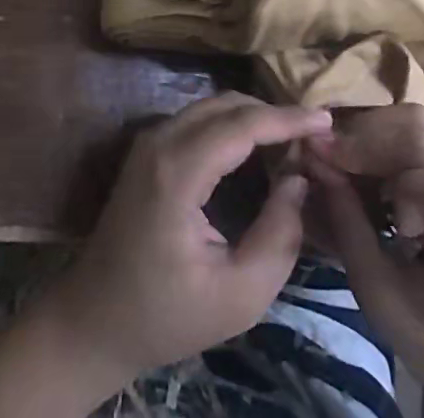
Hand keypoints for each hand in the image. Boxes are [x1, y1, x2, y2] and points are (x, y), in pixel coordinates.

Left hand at [40, 93, 331, 378]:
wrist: (94, 319)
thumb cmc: (167, 316)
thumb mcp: (241, 295)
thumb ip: (280, 234)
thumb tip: (299, 179)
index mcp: (177, 174)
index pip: (242, 124)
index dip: (289, 119)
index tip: (329, 122)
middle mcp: (159, 143)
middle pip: (228, 104)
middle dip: (275, 114)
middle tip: (316, 138)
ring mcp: (148, 142)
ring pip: (213, 106)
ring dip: (255, 117)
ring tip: (295, 143)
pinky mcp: (147, 150)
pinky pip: (199, 119)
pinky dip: (233, 125)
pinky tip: (259, 148)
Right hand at [304, 105, 423, 415]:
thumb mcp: (382, 300)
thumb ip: (350, 228)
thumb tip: (314, 160)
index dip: (384, 160)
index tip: (330, 162)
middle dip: (372, 138)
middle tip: (329, 156)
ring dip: (379, 141)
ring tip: (348, 165)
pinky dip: (393, 153)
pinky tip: (372, 177)